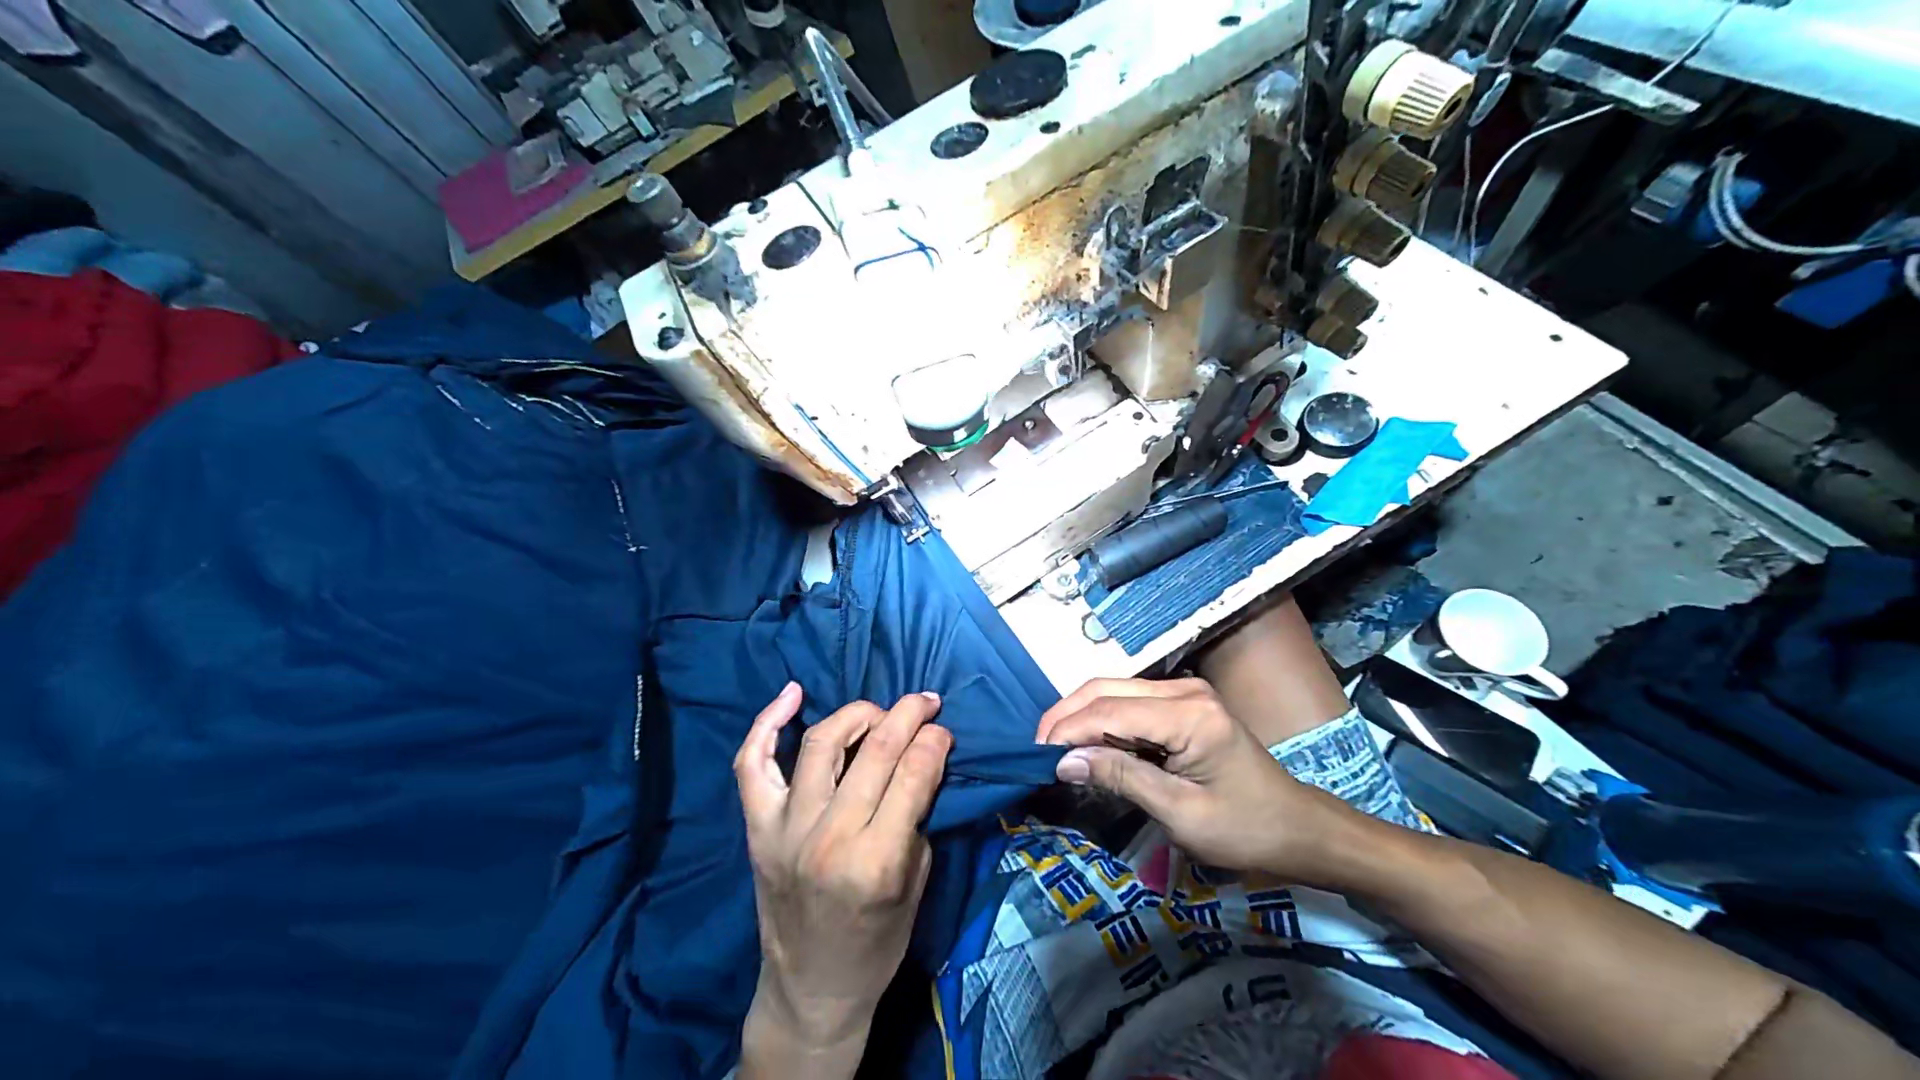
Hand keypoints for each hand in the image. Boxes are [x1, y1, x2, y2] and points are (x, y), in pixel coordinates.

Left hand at [733, 683, 952, 1079]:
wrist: (811, 987)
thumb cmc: (877, 943)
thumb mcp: (916, 882)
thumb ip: (915, 816)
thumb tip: (920, 757)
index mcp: (876, 860)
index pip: (913, 773)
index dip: (935, 741)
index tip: (944, 730)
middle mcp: (829, 837)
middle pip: (876, 750)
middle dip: (908, 714)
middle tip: (926, 701)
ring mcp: (786, 828)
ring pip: (821, 743)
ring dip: (857, 714)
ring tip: (880, 710)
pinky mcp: (757, 827)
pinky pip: (752, 764)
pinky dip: (767, 723)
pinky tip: (792, 693)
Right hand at [1038, 677, 1364, 883]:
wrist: (1298, 828)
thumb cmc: (1246, 830)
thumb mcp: (1181, 814)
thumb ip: (1122, 778)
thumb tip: (1064, 762)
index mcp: (1189, 715)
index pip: (1109, 712)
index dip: (1067, 732)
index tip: (1036, 758)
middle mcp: (1184, 690)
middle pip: (1105, 689)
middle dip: (1065, 716)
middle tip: (1036, 749)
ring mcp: (1184, 692)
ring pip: (1112, 690)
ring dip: (1079, 715)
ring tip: (1053, 748)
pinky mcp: (1182, 702)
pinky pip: (1128, 702)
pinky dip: (1100, 719)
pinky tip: (1085, 742)